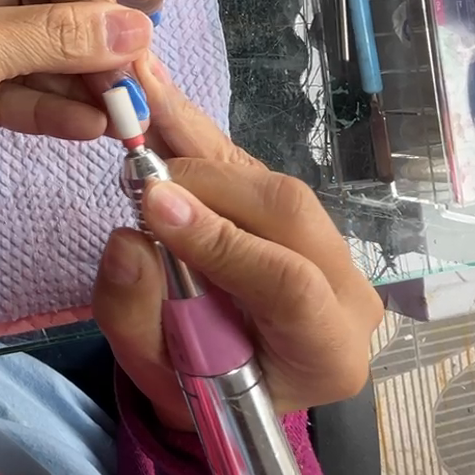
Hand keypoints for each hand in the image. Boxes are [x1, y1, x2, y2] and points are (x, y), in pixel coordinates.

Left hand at [0, 0, 152, 172]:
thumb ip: (54, 34)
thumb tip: (138, 28)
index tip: (133, 7)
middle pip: (35, 7)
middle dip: (85, 41)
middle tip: (140, 69)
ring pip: (28, 55)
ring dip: (74, 80)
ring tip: (127, 107)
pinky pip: (11, 93)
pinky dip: (47, 108)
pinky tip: (90, 126)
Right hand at [92, 55, 382, 423]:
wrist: (224, 379)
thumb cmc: (191, 386)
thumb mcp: (151, 371)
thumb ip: (135, 315)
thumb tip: (130, 241)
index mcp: (325, 351)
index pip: (291, 285)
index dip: (223, 241)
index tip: (152, 205)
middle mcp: (344, 290)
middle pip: (288, 211)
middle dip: (206, 181)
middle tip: (136, 166)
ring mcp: (325, 245)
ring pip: (267, 176)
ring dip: (195, 137)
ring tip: (142, 88)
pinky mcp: (291, 214)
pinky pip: (243, 163)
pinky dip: (192, 128)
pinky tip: (157, 88)